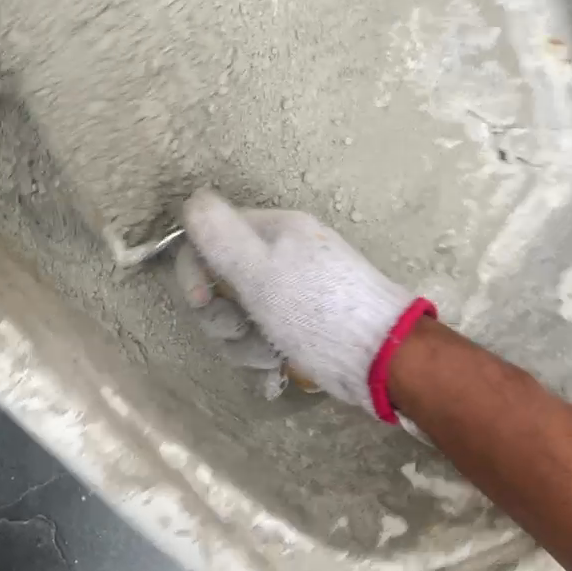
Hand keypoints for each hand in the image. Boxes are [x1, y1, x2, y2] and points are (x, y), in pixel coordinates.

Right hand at [180, 189, 433, 422]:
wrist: (380, 357)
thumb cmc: (317, 310)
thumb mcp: (261, 270)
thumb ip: (220, 236)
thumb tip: (191, 201)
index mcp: (272, 232)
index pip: (208, 240)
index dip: (193, 271)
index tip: (201, 300)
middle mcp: (277, 259)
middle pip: (217, 286)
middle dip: (221, 318)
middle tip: (242, 329)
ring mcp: (287, 296)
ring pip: (235, 319)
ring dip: (242, 345)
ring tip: (269, 355)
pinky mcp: (294, 328)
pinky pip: (257, 339)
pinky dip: (260, 356)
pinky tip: (276, 369)